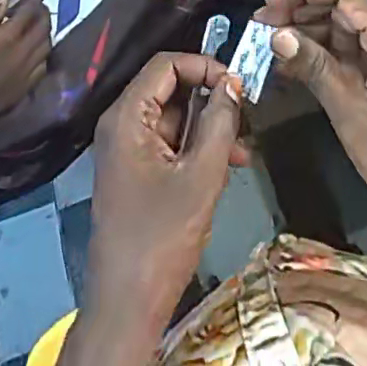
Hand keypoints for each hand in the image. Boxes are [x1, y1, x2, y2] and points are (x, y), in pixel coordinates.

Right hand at [0, 0, 48, 153]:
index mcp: (7, 38)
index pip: (28, 13)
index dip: (36, 0)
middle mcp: (23, 53)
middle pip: (43, 29)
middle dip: (45, 15)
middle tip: (41, 8)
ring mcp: (27, 72)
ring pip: (46, 47)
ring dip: (46, 33)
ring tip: (40, 27)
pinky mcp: (26, 87)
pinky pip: (43, 67)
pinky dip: (43, 55)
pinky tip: (37, 53)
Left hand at [77, 54, 243, 348]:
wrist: (126, 301)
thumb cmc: (161, 236)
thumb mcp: (200, 176)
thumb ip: (218, 123)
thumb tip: (232, 83)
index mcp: (127, 115)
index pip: (165, 64)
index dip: (203, 66)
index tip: (237, 85)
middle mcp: (121, 123)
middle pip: (168, 89)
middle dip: (209, 99)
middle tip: (245, 118)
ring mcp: (126, 147)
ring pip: (172, 118)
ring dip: (208, 128)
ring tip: (241, 151)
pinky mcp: (134, 169)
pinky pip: (168, 143)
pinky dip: (195, 148)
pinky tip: (225, 167)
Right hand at [257, 0, 366, 219]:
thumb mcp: (353, 113)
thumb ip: (314, 67)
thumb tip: (275, 34)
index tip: (265, 5)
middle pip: (341, 10)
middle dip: (298, 13)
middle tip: (258, 28)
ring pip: (341, 34)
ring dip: (305, 36)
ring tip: (266, 46)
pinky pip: (347, 59)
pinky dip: (319, 59)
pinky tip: (289, 68)